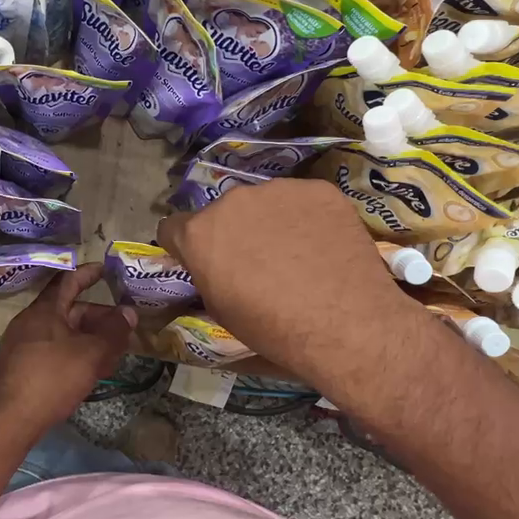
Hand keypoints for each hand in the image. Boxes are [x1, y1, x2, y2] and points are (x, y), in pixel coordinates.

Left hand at [0, 263, 136, 435]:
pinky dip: (75, 353)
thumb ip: (113, 332)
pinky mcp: (22, 367)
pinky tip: (92, 371)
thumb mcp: (91, 354)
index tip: (106, 270)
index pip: (67, 281)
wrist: (11, 419)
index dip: (88, 273)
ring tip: (114, 352)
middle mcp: (30, 322)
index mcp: (44, 311)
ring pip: (63, 333)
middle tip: (124, 327)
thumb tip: (129, 313)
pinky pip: (54, 350)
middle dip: (98, 317)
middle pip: (69, 310)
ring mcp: (23, 345)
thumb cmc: (52, 379)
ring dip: (89, 339)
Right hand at [157, 178, 430, 381]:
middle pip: (221, 213)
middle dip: (231, 232)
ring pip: (263, 202)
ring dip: (268, 221)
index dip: (184, 248)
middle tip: (255, 263)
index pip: (172, 228)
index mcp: (199, 233)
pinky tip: (322, 245)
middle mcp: (231, 201)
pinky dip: (306, 218)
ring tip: (295, 253)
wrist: (346, 322)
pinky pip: (301, 200)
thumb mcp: (220, 313)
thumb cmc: (273, 329)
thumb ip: (206, 278)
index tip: (201, 264)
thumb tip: (211, 271)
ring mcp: (277, 190)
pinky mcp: (318, 189)